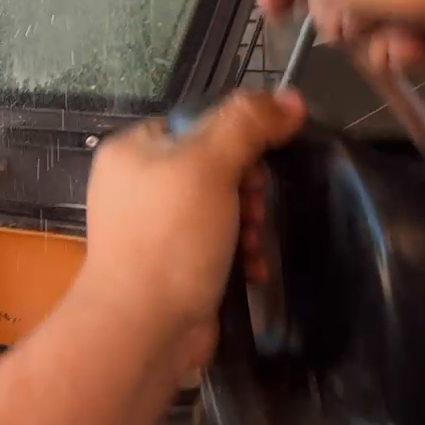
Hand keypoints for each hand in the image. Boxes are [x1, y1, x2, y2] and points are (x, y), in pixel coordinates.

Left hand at [74, 90, 307, 373]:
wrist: (142, 327)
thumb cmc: (170, 236)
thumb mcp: (208, 164)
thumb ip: (247, 124)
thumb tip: (291, 96)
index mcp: (133, 147)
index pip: (196, 123)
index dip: (237, 140)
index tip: (262, 164)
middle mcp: (136, 181)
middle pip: (211, 165)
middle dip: (246, 187)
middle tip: (258, 208)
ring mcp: (150, 225)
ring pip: (217, 206)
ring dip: (247, 221)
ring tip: (255, 241)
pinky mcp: (167, 262)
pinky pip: (211, 242)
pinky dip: (236, 251)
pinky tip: (252, 267)